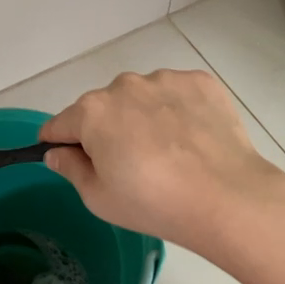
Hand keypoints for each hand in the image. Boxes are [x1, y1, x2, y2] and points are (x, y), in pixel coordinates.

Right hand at [39, 69, 284, 247]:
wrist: (228, 198)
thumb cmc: (154, 203)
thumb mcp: (98, 198)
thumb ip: (70, 168)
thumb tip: (57, 152)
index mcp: (92, 112)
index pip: (60, 124)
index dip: (58, 143)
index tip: (68, 159)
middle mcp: (124, 85)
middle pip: (102, 108)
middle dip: (106, 130)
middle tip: (129, 166)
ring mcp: (164, 80)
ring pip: (141, 97)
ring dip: (143, 117)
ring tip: (167, 153)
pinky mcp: (200, 82)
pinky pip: (176, 94)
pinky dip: (177, 111)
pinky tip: (191, 140)